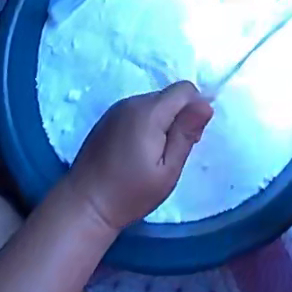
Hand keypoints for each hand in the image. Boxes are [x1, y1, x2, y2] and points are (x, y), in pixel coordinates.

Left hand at [59, 81, 212, 232]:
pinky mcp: (108, 117)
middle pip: (168, 96)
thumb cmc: (131, 192)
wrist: (86, 202)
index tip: (191, 137)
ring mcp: (117, 108)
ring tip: (155, 156)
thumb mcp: (167, 170)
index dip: (196, 108)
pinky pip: (138, 110)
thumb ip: (185, 133)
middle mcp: (131, 101)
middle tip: (173, 154)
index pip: (184, 89)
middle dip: (180, 117)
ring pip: (154, 103)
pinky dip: (147, 124)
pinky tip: (139, 151)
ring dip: (163, 121)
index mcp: (147, 111)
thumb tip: (206, 104)